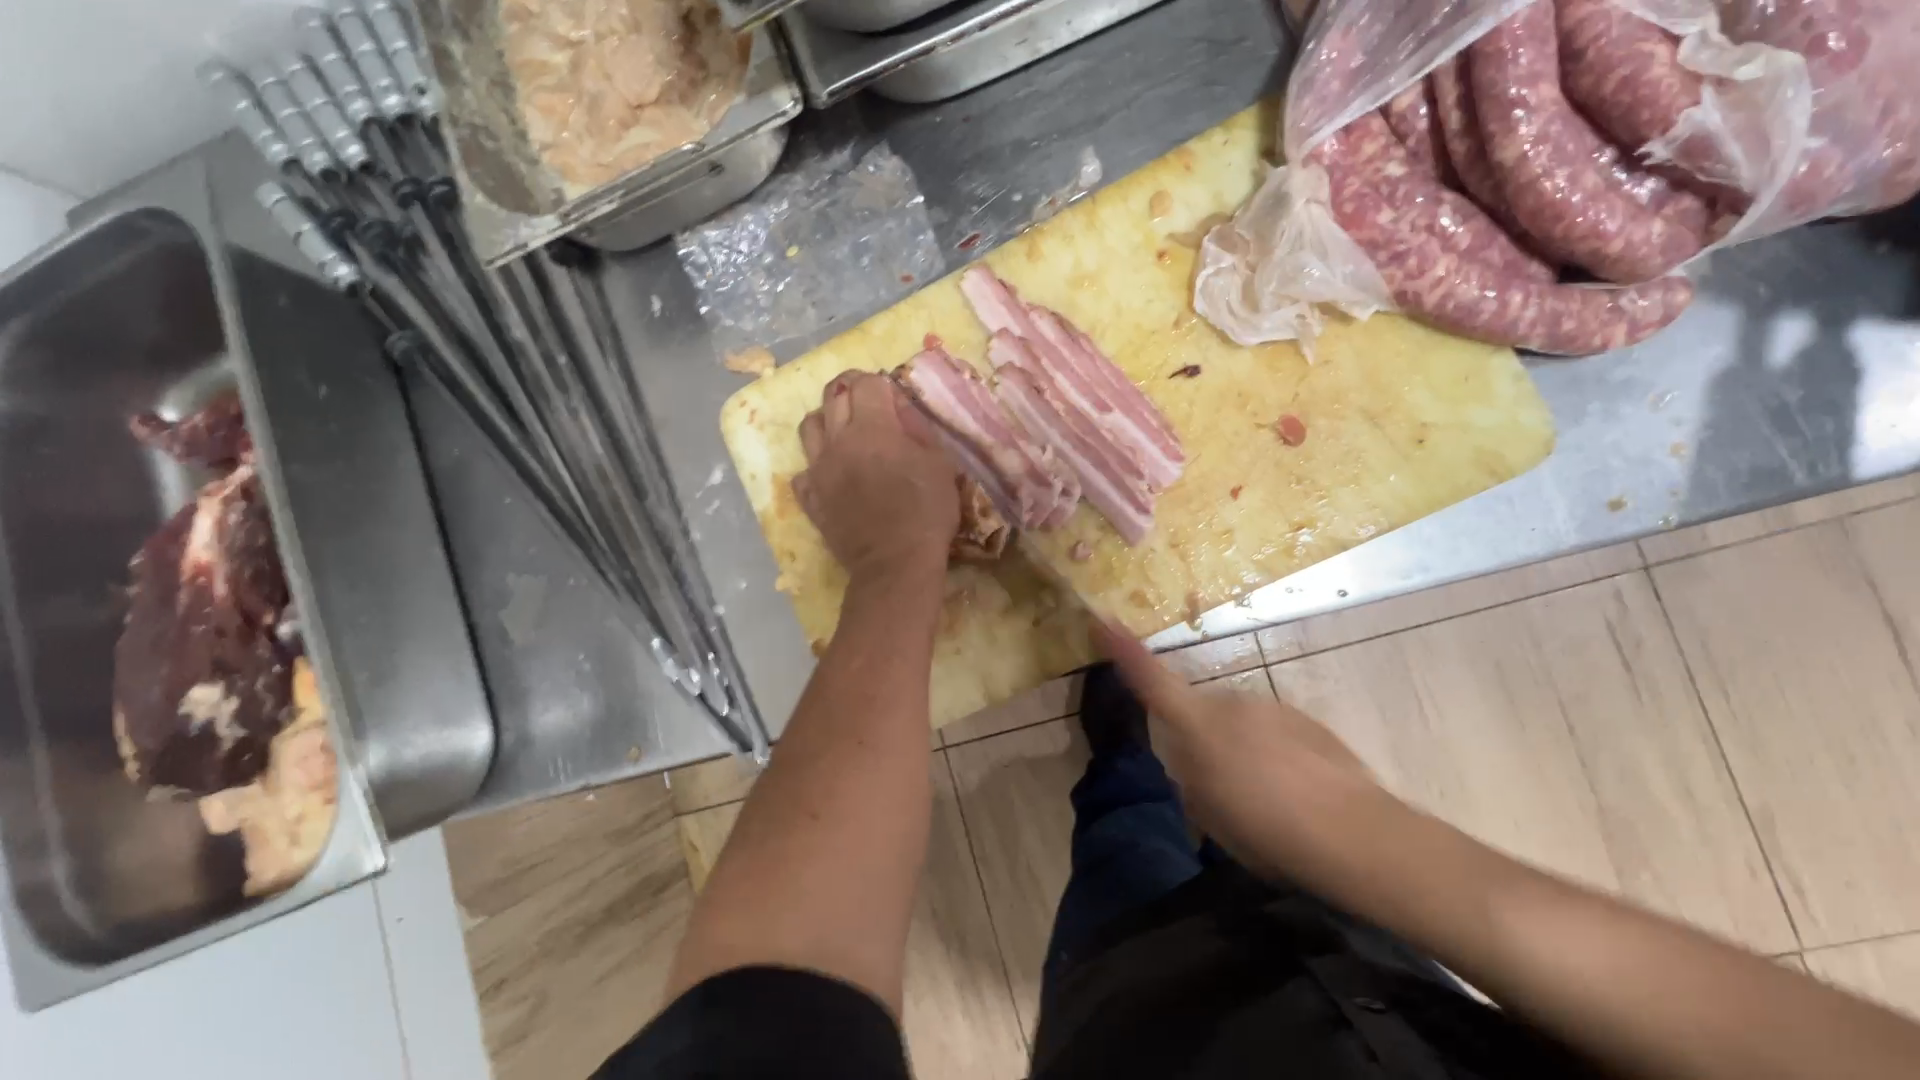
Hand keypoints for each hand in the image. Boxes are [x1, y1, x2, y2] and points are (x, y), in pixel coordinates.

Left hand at [794, 372, 959, 583]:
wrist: (895, 562)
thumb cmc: (926, 511)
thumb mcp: (940, 463)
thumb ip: (918, 428)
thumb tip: (900, 407)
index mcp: (873, 427)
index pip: (866, 383)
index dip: (880, 383)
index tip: (891, 394)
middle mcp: (838, 440)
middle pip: (832, 396)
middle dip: (850, 390)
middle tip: (866, 400)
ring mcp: (819, 469)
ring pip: (809, 426)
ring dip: (826, 420)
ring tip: (843, 430)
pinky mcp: (811, 498)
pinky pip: (803, 470)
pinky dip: (816, 465)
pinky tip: (831, 473)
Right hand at [1093, 620, 1388, 877]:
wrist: (1354, 834)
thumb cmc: (1266, 829)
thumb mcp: (1208, 814)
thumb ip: (1191, 776)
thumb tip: (1192, 759)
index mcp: (1199, 726)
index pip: (1152, 682)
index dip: (1125, 653)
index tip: (1104, 620)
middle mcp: (1234, 704)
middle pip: (1202, 712)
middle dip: (1203, 738)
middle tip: (1221, 788)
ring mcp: (1275, 708)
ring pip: (1241, 723)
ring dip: (1242, 749)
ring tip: (1265, 799)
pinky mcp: (1309, 721)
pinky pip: (1275, 732)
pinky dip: (1276, 755)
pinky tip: (1295, 792)